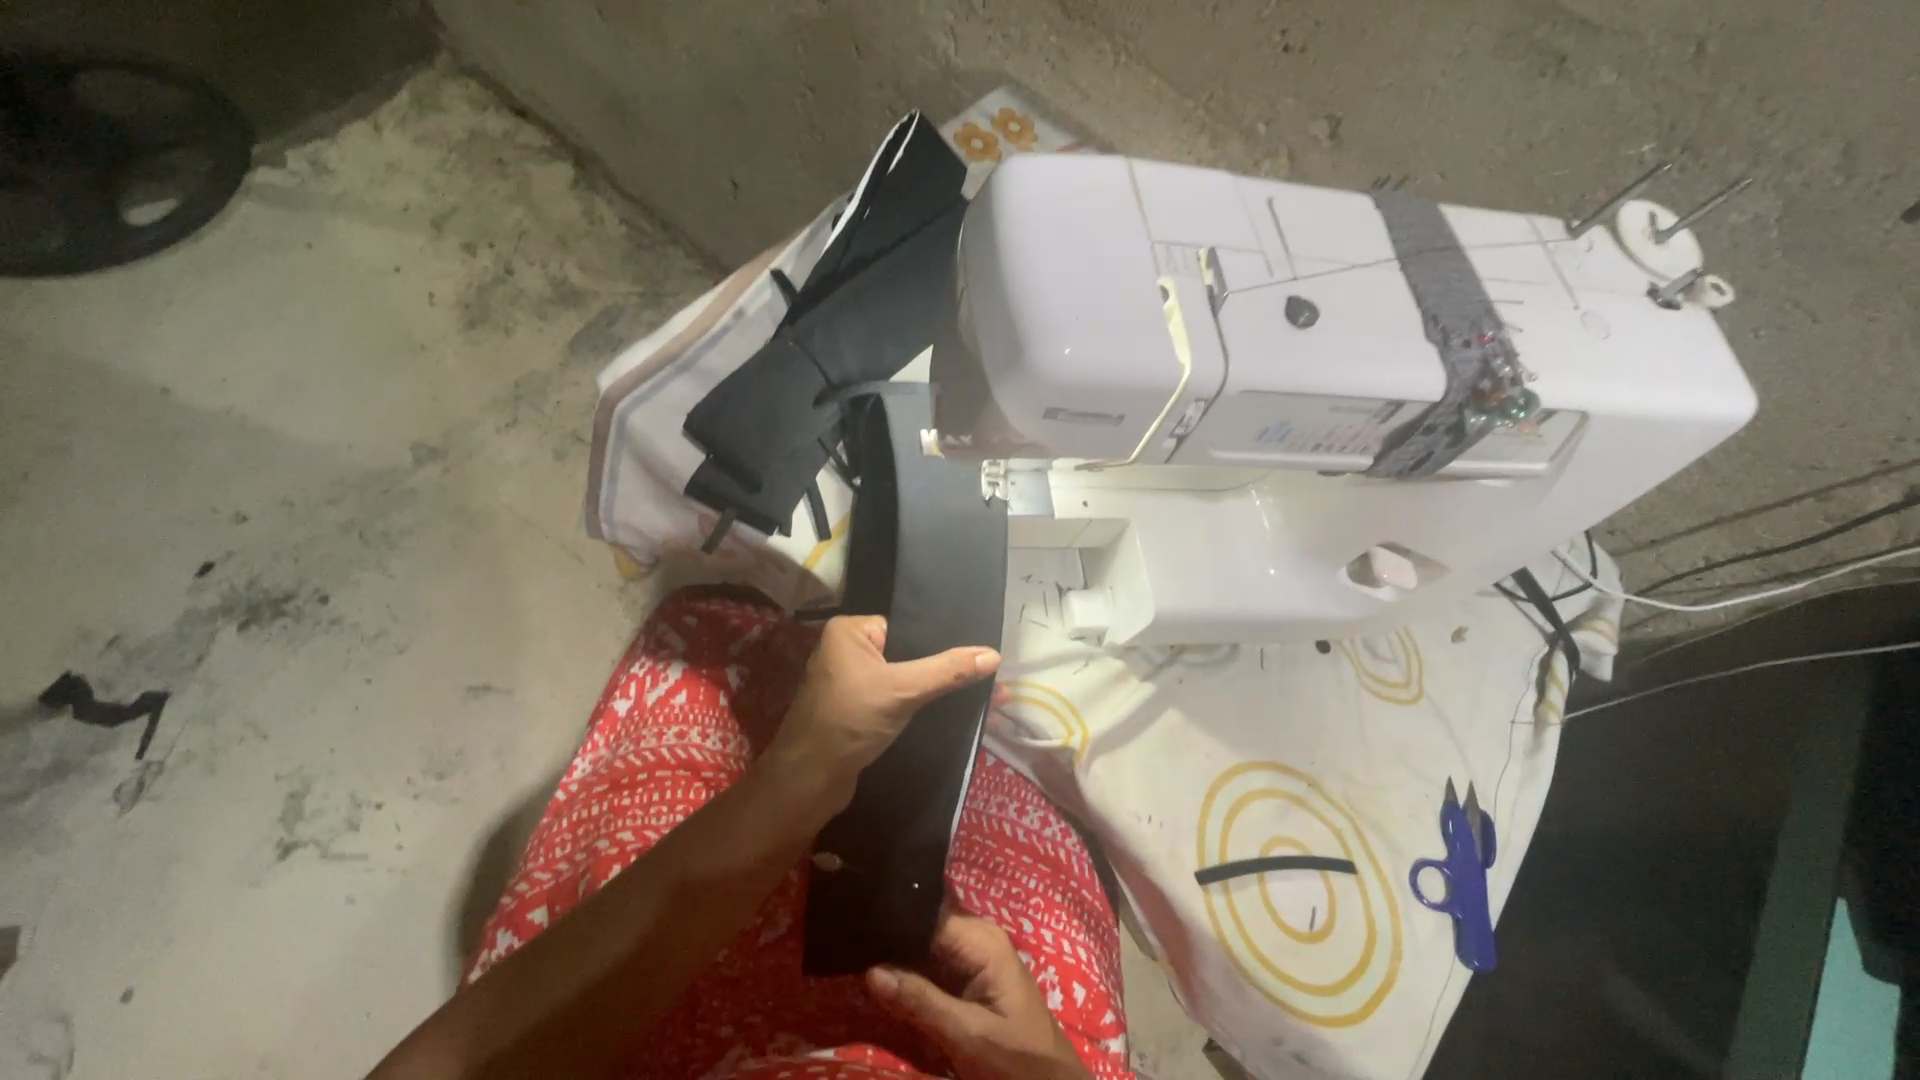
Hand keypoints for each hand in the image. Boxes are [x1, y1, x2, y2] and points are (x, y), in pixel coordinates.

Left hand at [765, 615, 999, 798]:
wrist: (808, 782)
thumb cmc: (847, 723)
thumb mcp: (902, 690)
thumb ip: (947, 671)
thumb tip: (995, 655)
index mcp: (849, 631)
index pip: (907, 626)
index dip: (942, 641)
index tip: (981, 652)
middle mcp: (848, 652)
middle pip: (909, 653)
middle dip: (946, 668)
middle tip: (990, 677)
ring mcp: (851, 684)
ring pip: (906, 680)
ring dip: (936, 691)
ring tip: (982, 697)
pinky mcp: (858, 712)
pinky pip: (897, 701)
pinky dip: (921, 708)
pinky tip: (953, 714)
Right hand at [866, 912, 1091, 1079]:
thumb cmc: (1018, 1060)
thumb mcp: (969, 1036)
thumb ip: (921, 1003)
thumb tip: (870, 971)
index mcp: (983, 940)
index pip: (927, 914)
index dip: (892, 921)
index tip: (856, 925)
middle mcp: (978, 936)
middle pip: (923, 924)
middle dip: (890, 936)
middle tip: (852, 945)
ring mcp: (973, 955)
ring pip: (924, 943)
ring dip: (896, 955)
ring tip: (858, 954)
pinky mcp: (967, 976)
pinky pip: (931, 963)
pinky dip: (909, 971)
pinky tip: (881, 974)